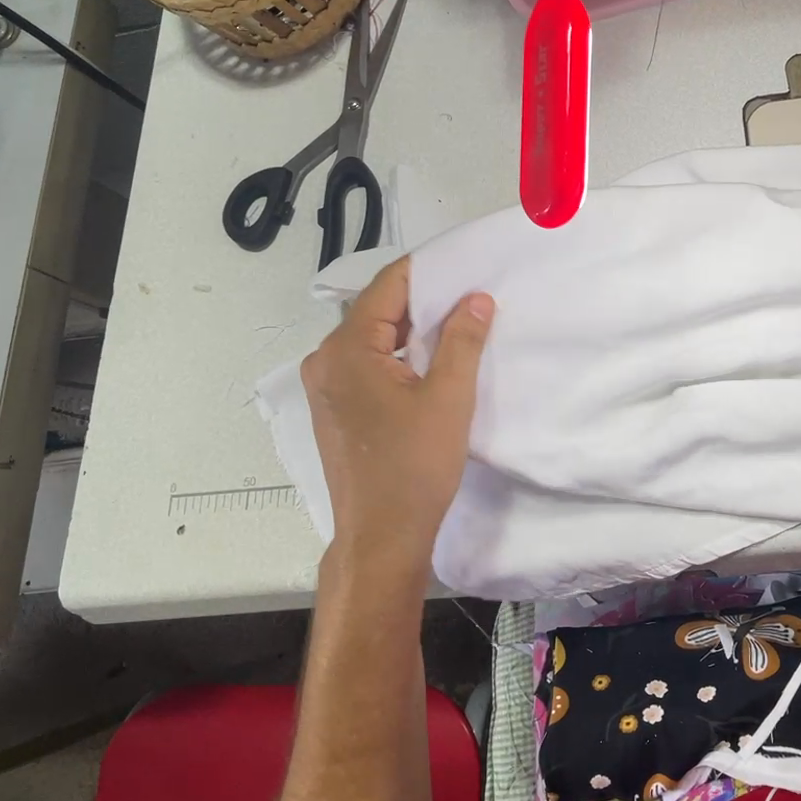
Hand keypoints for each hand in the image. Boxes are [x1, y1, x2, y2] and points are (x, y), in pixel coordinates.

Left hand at [300, 256, 494, 555]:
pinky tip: (431, 366)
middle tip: (470, 298)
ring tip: (459, 330)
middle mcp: (325, 361)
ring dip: (412, 333)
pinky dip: (399, 358)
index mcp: (346, 350)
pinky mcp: (336, 411)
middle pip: (377, 312)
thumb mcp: (449, 397)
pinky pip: (368, 366)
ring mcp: (326, 388)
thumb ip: (462, 340)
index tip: (465, 265)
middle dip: (423, 303)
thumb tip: (475, 298)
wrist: (382, 535)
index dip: (427, 272)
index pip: (387, 287)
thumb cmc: (415, 465)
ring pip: (373, 341)